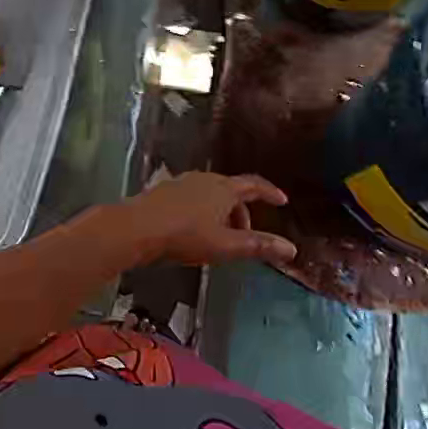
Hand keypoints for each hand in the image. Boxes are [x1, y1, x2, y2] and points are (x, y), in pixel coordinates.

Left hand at [110, 172, 297, 265]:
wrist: (136, 228)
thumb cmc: (184, 236)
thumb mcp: (225, 245)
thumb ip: (258, 246)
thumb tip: (291, 249)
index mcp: (223, 188)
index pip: (254, 185)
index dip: (270, 193)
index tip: (281, 201)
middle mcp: (203, 179)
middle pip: (231, 191)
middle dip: (242, 212)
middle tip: (245, 236)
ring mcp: (180, 183)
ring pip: (209, 195)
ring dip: (220, 213)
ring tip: (219, 238)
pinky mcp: (162, 192)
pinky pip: (191, 199)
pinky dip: (201, 212)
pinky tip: (192, 231)